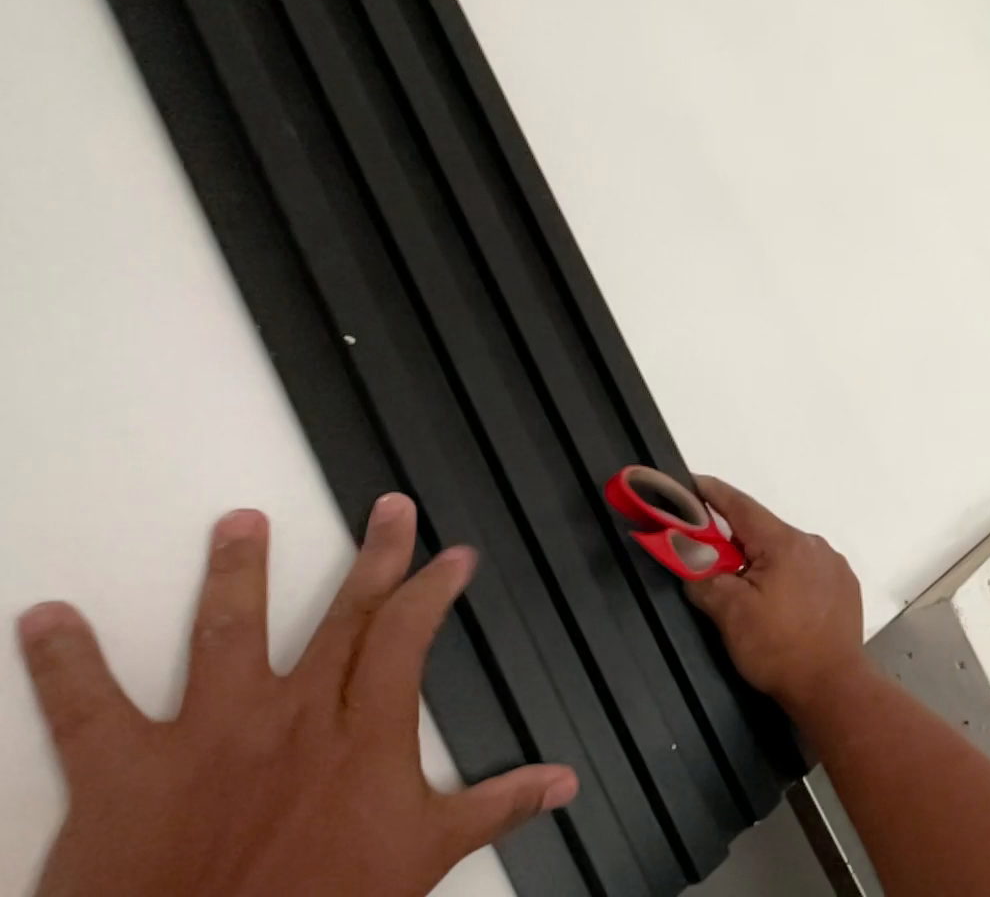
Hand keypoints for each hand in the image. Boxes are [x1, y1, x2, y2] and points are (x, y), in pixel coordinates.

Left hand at [19, 495, 576, 896]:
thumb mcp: (425, 856)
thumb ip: (499, 806)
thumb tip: (562, 784)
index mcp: (363, 733)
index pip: (407, 634)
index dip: (434, 587)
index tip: (454, 556)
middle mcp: (292, 717)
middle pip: (341, 616)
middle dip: (372, 555)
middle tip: (388, 508)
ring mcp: (208, 735)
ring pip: (227, 633)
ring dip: (237, 572)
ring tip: (242, 523)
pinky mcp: (125, 772)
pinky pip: (88, 707)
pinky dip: (64, 660)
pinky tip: (47, 619)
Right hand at [685, 477, 868, 714]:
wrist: (833, 684)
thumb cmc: (778, 648)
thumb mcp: (729, 613)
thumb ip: (705, 578)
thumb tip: (694, 562)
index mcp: (785, 543)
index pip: (742, 506)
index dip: (714, 494)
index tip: (693, 483)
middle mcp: (814, 544)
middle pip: (764, 532)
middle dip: (736, 542)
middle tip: (711, 561)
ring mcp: (833, 564)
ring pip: (787, 553)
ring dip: (764, 563)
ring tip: (749, 595)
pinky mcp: (844, 585)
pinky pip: (807, 570)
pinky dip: (788, 577)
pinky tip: (781, 605)